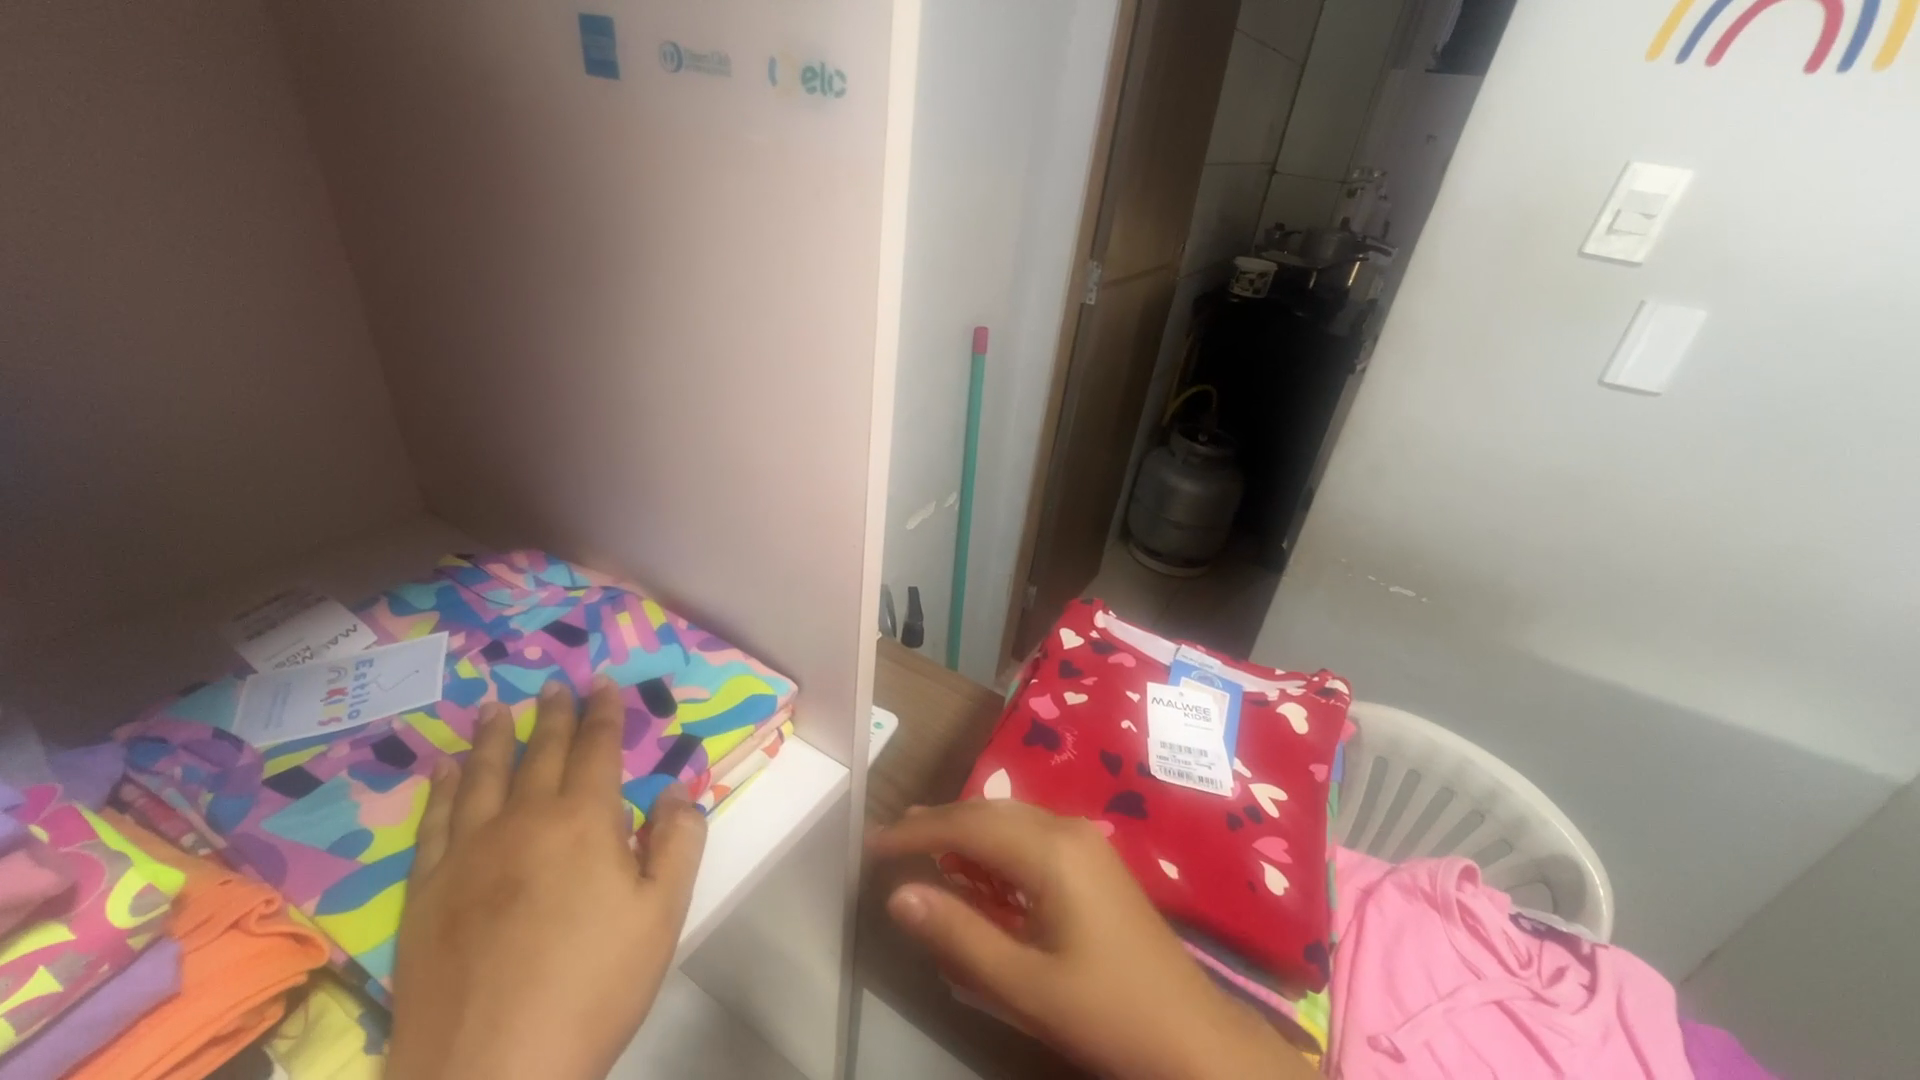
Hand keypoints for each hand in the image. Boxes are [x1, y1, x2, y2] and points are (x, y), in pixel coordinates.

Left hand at [388, 678, 706, 1079]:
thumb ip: (678, 842)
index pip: (596, 750)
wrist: (491, 1066)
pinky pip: (433, 822)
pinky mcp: (426, 891)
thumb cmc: (594, 986)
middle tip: (554, 685)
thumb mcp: (663, 914)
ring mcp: (466, 854)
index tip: (602, 683)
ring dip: (492, 738)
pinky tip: (443, 770)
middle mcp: (522, 821)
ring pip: (481, 777)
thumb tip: (677, 788)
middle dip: (552, 715)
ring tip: (495, 708)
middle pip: (540, 754)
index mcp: (584, 822)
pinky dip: (441, 788)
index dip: (602, 714)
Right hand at [868, 800, 1313, 1079]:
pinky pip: (1031, 838)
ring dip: (965, 834)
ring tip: (921, 850)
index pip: (967, 826)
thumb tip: (898, 896)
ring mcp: (1086, 844)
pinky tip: (976, 872)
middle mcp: (1068, 831)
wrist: (1192, 1034)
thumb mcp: (1024, 985)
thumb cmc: (1107, 1011)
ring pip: (1010, 821)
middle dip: (937, 825)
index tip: (870, 844)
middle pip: (988, 813)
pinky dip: (994, 848)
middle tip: (889, 843)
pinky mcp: (1094, 863)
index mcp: (1052, 852)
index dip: (915, 833)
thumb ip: (959, 935)